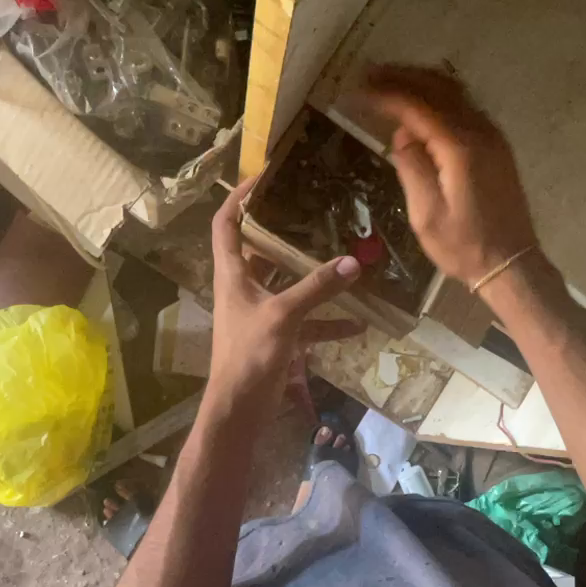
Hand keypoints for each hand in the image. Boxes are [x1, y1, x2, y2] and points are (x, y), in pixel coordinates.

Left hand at [207, 175, 362, 415]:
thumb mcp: (283, 316)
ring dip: (316, 278)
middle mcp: (245, 288)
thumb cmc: (249, 355)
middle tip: (319, 213)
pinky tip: (358, 324)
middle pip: (263, 251)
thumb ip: (317, 288)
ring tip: (346, 260)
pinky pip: (306, 322)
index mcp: (232, 274)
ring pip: (290, 286)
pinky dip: (328, 322)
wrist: (239, 409)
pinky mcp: (277, 338)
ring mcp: (261, 313)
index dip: (240, 197)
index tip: (265, 177)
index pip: (227, 223)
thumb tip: (353, 262)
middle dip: (288, 233)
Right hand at [359, 65, 539, 283]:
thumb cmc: (464, 247)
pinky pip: (465, 106)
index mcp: (460, 147)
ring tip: (388, 83)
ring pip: (454, 92)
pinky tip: (420, 106)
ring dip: (420, 82)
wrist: (510, 264)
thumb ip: (411, 169)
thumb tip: (401, 137)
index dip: (384, 94)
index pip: (416, 105)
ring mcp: (492, 136)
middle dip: (400, 78)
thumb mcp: (426, 215)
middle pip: (437, 87)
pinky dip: (438, 97)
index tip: (356, 89)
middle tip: (367, 75)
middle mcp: (480, 131)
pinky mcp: (496, 146)